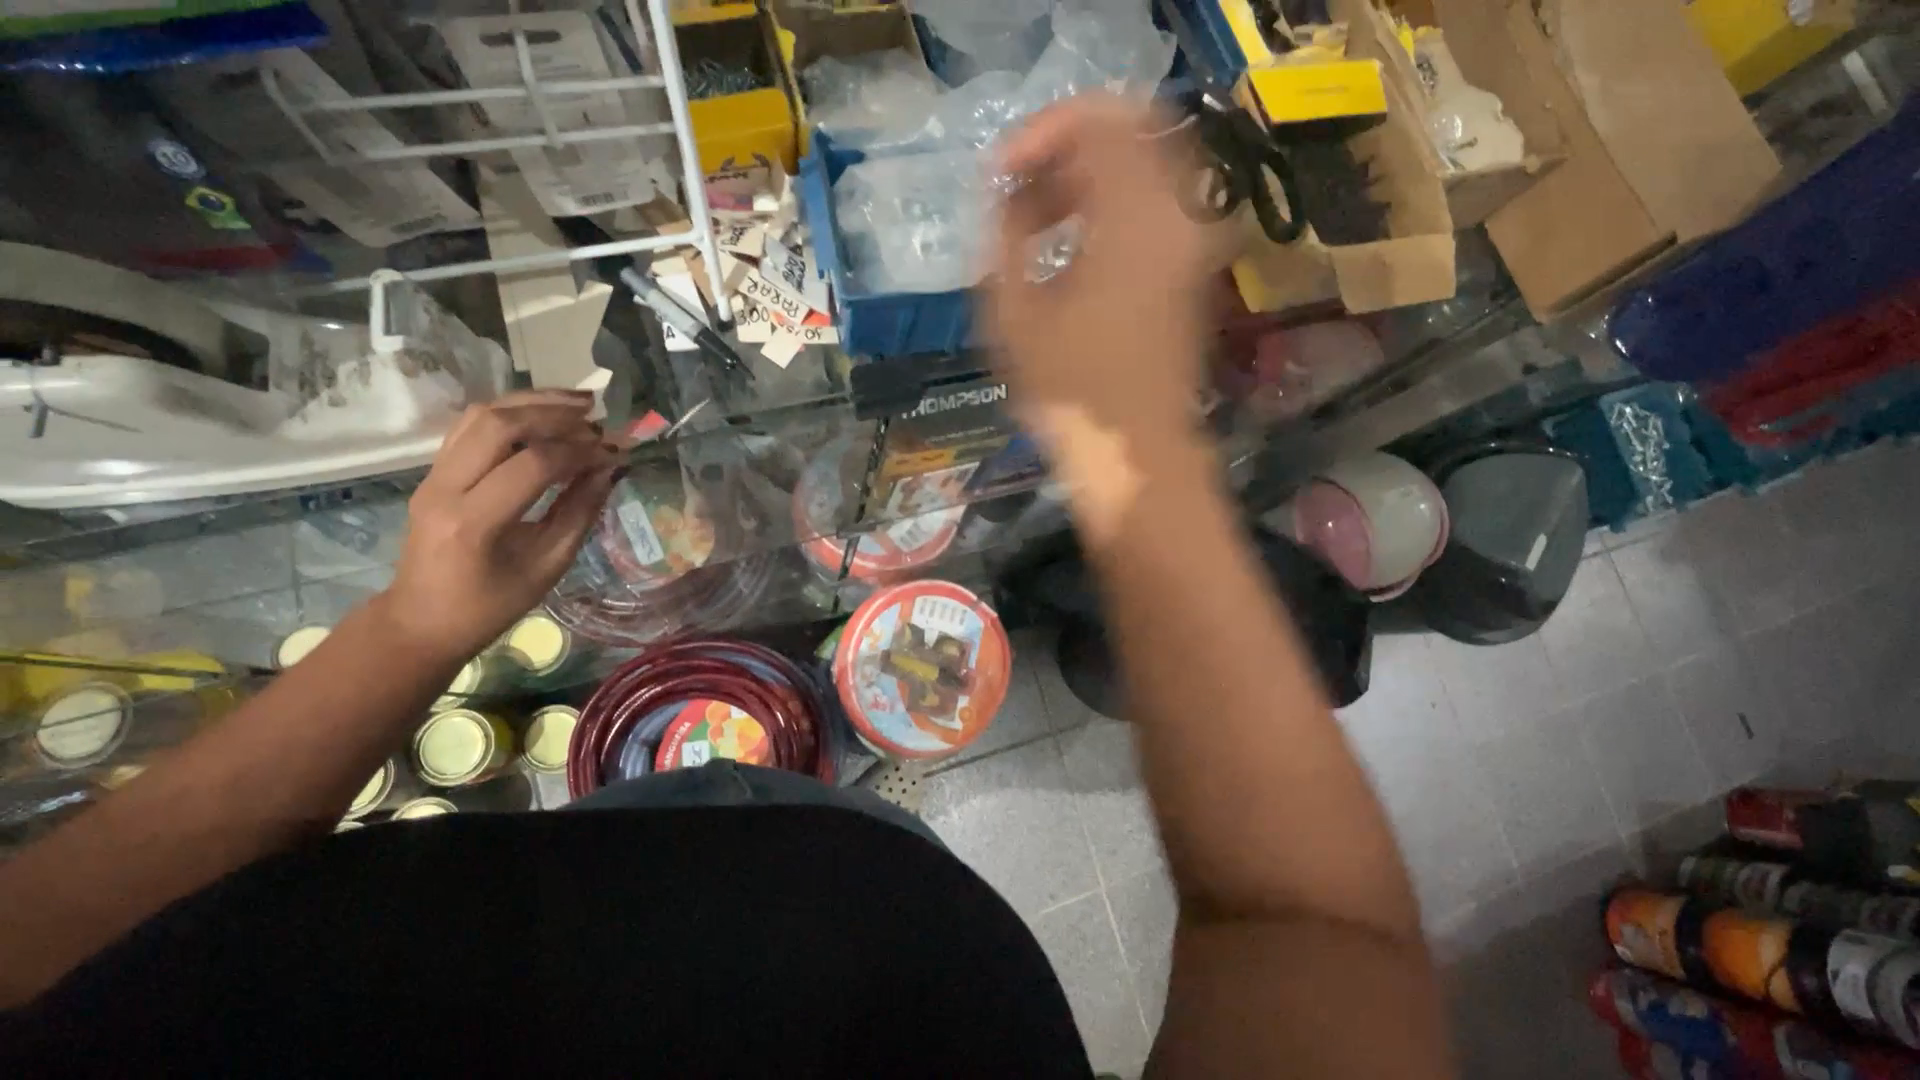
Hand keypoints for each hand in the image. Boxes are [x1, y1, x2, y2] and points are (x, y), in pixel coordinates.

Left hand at [376, 390, 618, 663]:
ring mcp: (432, 475)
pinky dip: (512, 412)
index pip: (533, 464)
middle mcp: (445, 488)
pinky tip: (544, 414)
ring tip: (578, 404)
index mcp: (474, 523)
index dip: (580, 452)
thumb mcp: (547, 566)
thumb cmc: (490, 605)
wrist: (422, 620)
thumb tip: (609, 468)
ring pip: (481, 415)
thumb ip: (579, 512)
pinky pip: (471, 425)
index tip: (615, 454)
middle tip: (597, 420)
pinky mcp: (433, 470)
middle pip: (499, 424)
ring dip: (532, 403)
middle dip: (554, 415)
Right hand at [986, 97, 1219, 534]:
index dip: (1041, 134)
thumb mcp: (1012, 314)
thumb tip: (1007, 195)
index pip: (1098, 124)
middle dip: (1065, 152)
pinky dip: (1110, 209)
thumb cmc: (1069, 393)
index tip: (999, 174)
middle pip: (1127, 134)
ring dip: (1085, 181)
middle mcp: (1177, 214)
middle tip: (1019, 192)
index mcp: (1134, 218)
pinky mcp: (1191, 268)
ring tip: (1034, 226)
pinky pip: (1153, 206)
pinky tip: (1068, 249)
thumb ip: (1005, 235)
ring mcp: (1192, 242)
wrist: (1136, 454)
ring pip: (1141, 170)